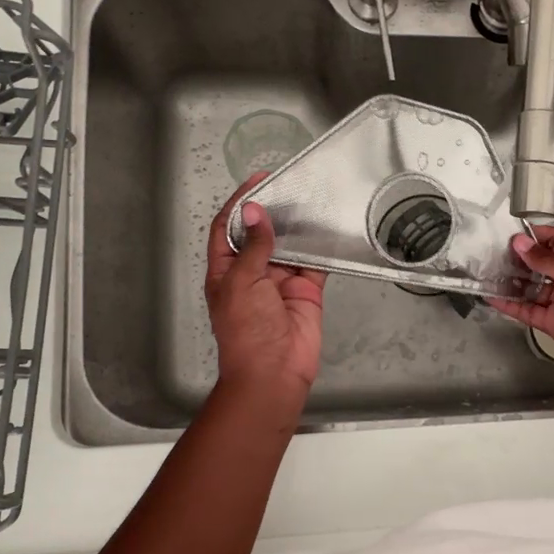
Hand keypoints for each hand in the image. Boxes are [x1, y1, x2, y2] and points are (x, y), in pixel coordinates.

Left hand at [206, 174, 327, 396]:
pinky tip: (327, 226)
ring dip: (296, 227)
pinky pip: (314, 264)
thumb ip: (254, 246)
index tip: (256, 181)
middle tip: (289, 184)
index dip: (239, 205)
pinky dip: (320, 248)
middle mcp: (253, 273)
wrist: (273, 371)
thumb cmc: (247, 328)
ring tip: (309, 198)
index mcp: (226, 271)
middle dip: (271, 212)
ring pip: (289, 246)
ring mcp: (281, 282)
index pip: (228, 230)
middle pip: (260, 235)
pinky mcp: (306, 291)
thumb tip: (255, 210)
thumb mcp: (242, 282)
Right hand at [487, 226, 553, 374]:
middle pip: (541, 263)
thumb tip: (519, 242)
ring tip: (487, 271)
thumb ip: (545, 259)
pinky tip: (490, 296)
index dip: (536, 236)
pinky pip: (526, 309)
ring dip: (511, 280)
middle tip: (492, 252)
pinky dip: (509, 304)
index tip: (511, 234)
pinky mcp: (549, 320)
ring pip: (530, 287)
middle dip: (519, 258)